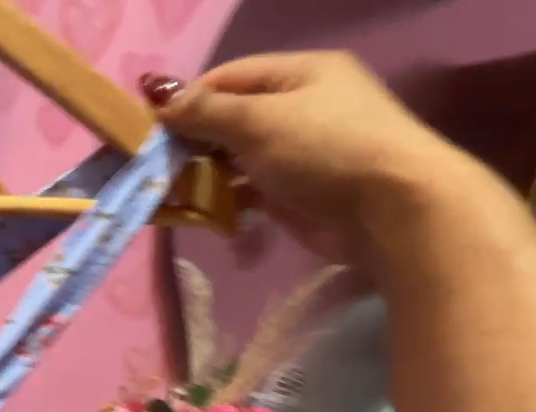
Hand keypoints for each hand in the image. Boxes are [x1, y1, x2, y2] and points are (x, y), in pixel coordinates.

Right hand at [154, 51, 477, 263]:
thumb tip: (161, 100)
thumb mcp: (259, 121)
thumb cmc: (323, 149)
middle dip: (188, 144)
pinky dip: (218, 200)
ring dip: (198, 176)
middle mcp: (296, 106)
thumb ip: (206, 112)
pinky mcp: (289, 189)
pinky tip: (197, 213)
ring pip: (230, 158)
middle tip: (155, 169)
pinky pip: (242, 189)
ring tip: (169, 195)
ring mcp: (293, 150)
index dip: (186, 101)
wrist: (385, 208)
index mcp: (298, 73)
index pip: (227, 78)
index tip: (150, 131)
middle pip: (225, 119)